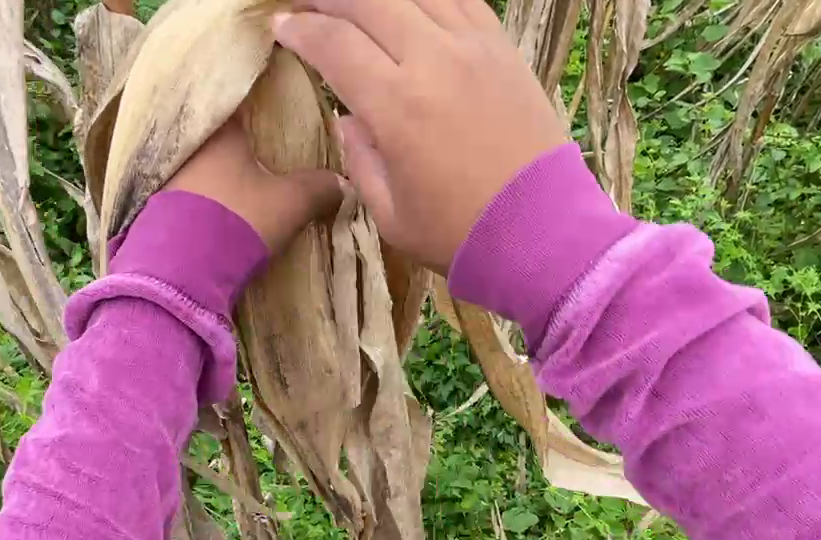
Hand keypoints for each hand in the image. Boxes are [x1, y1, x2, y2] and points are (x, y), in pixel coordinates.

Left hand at [165, 117, 346, 251]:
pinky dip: (206, 205)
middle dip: (239, 150)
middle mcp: (189, 148)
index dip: (257, 106)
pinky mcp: (160, 213)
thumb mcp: (289, 203)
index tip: (273, 114)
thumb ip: (318, 188)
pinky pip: (189, 199)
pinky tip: (220, 218)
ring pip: (202, 171)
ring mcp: (170, 180)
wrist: (185, 269)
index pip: (238, 102)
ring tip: (243, 193)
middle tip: (262, 159)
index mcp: (220, 131)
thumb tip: (343, 183)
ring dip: (221, 182)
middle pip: (218, 139)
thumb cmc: (240, 219)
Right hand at [272, 0, 565, 269]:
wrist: (539, 233)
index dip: (301, 30)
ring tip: (355, 3)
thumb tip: (347, 120)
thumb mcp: (391, 217)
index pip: (335, 45)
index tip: (282, 27)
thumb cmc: (457, 236)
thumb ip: (360, 162)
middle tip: (309, 5)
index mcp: (397, 107)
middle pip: (369, 0)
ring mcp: (473, 47)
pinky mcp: (502, 48)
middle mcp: (433, 61)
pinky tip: (410, 3)